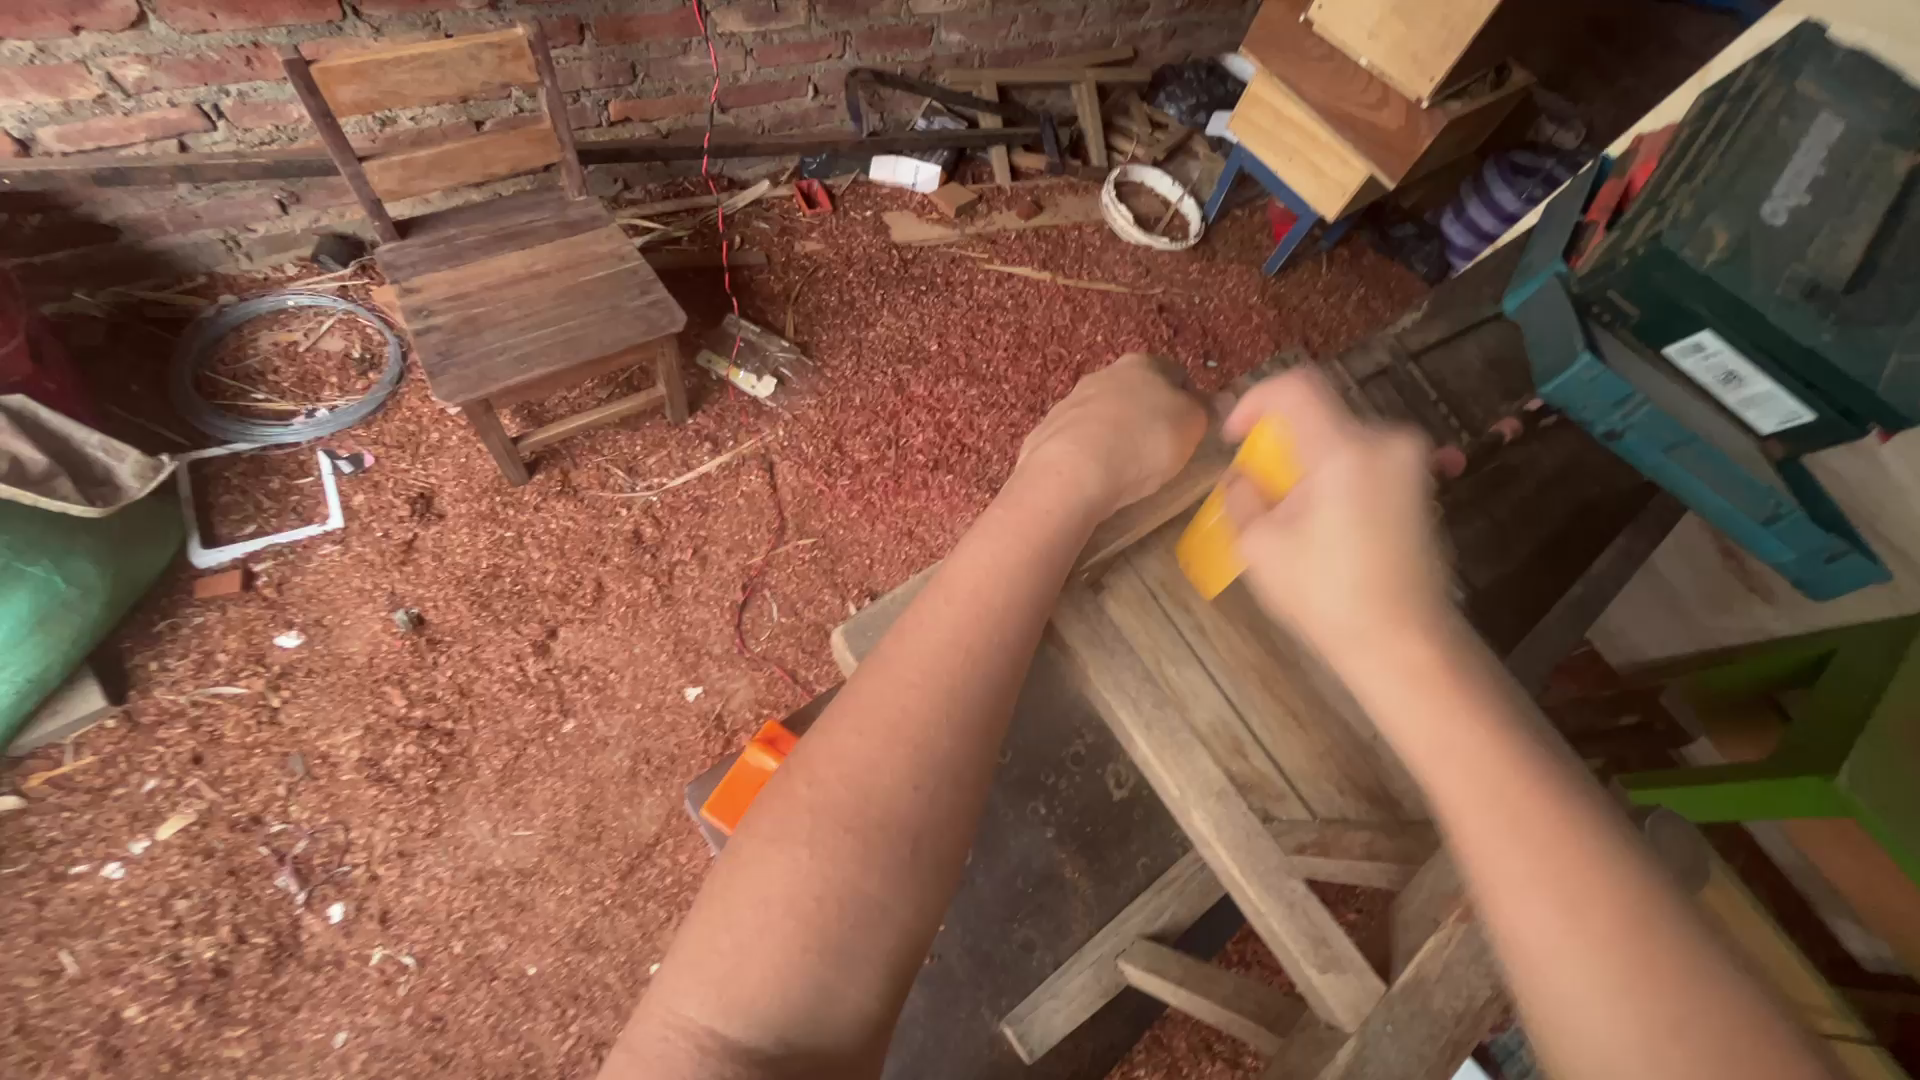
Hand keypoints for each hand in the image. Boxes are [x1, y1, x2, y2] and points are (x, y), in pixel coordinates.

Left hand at [1017, 353, 1208, 517]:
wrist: (1071, 473)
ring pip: (1101, 416)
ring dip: (1113, 435)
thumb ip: (1207, 408)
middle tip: (1159, 449)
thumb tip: (1220, 398)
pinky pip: (1075, 442)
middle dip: (1146, 416)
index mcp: (1141, 364)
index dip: (1187, 398)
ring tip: (1124, 470)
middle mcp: (1101, 375)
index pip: (1174, 373)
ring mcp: (1068, 404)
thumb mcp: (1192, 425)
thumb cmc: (1143, 442)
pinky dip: (1086, 455)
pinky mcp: (1045, 434)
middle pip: (1133, 393)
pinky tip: (1092, 479)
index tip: (1191, 427)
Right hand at [1221, 367, 1454, 658]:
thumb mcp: (1260, 547)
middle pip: (1319, 414)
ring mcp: (1410, 462)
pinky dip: (1333, 475)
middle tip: (1258, 484)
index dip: (1254, 401)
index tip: (1234, 438)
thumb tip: (1242, 475)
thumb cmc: (1325, 595)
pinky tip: (1321, 522)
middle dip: (1279, 442)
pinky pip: (1363, 459)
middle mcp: (1385, 441)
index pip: (1295, 386)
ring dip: (1306, 461)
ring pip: (1340, 438)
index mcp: (1344, 450)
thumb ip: (1241, 495)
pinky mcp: (1419, 485)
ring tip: (1287, 510)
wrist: (1404, 641)